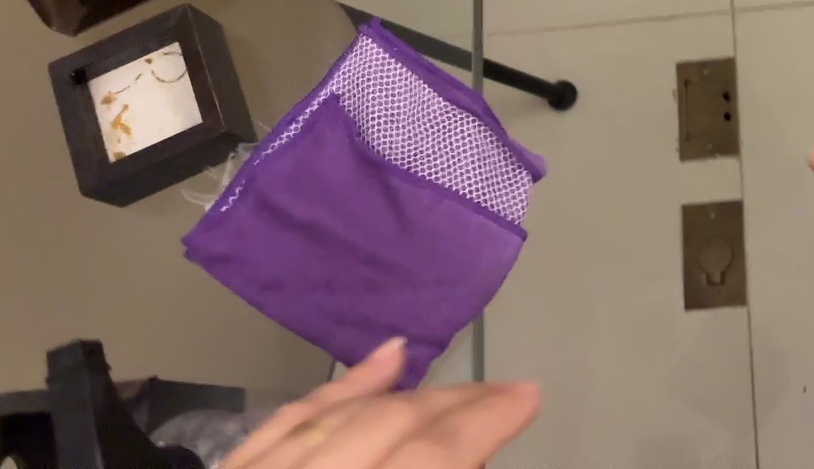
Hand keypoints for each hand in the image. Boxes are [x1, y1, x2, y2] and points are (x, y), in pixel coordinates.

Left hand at [225, 337, 538, 467]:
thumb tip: (478, 454)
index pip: (432, 454)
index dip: (486, 420)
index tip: (531, 395)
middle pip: (391, 423)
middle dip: (459, 402)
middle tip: (509, 389)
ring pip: (343, 416)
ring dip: (409, 390)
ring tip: (462, 379)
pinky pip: (282, 424)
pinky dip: (336, 392)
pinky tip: (384, 358)